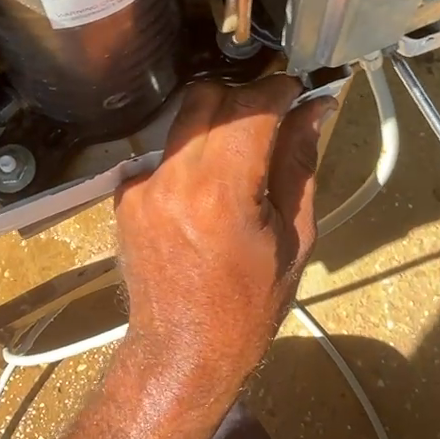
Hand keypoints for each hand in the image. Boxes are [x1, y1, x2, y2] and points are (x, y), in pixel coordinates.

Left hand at [112, 76, 333, 399]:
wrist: (182, 350)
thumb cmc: (249, 306)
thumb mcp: (294, 238)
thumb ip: (300, 165)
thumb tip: (314, 109)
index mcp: (222, 192)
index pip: (250, 106)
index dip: (279, 88)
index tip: (297, 89)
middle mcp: (174, 177)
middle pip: (207, 96)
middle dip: (244, 95)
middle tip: (271, 117)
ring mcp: (142, 184)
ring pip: (183, 119)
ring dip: (217, 121)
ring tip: (242, 154)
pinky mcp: (124, 194)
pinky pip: (165, 151)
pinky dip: (192, 153)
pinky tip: (207, 186)